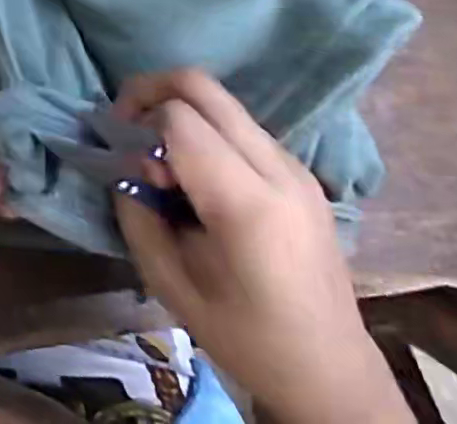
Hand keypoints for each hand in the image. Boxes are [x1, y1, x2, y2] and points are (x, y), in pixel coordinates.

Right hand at [112, 70, 413, 423]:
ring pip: (219, 98)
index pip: (179, 118)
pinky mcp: (298, 167)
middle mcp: (277, 169)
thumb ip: (137, 209)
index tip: (125, 159)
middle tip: (126, 124)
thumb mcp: (168, 281)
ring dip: (177, 108)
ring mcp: (294, 164)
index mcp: (247, 205)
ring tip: (160, 154)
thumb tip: (127, 159)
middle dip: (150, 90)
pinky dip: (202, 125)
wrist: (331, 371)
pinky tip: (193, 169)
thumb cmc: (243, 337)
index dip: (138, 124)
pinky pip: (237, 122)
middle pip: (201, 85)